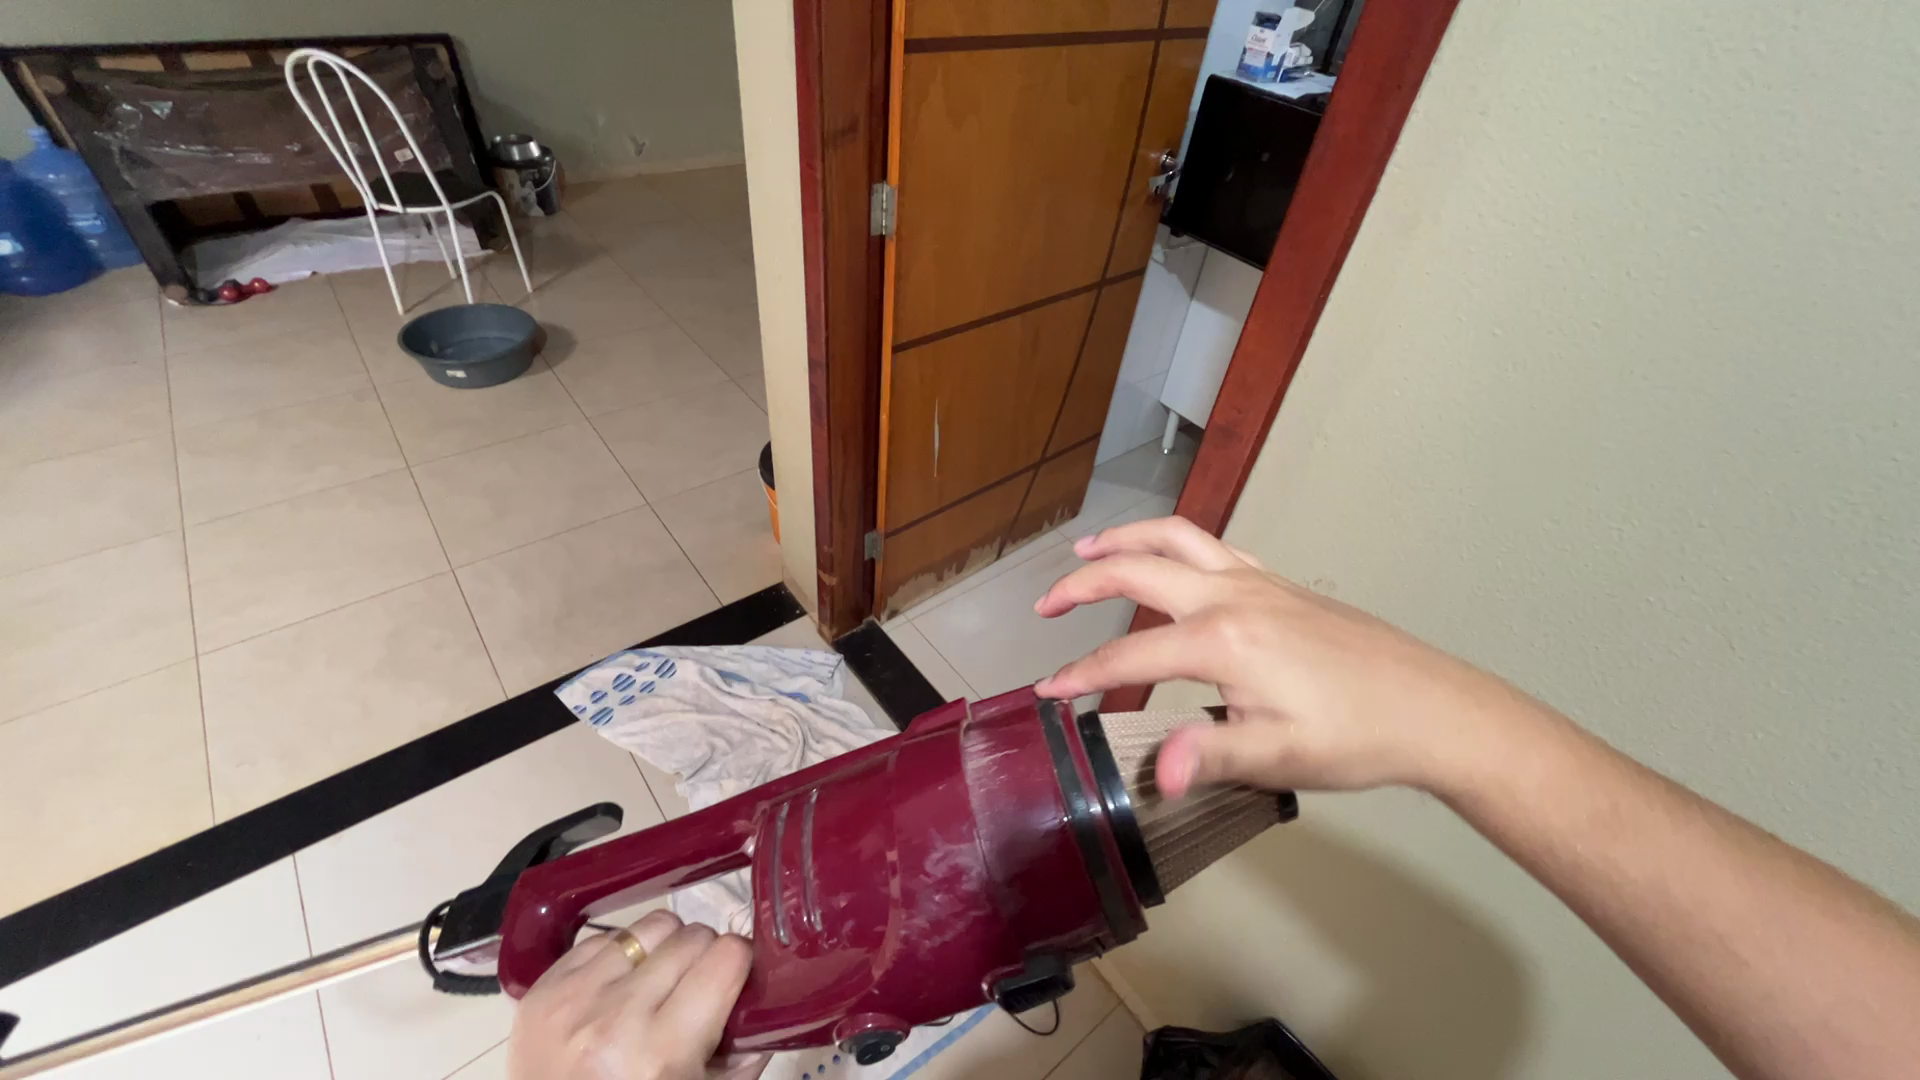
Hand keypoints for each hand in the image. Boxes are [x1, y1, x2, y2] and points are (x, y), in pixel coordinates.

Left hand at [508, 909, 767, 1079]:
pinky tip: (618, 990)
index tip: (734, 983)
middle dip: (704, 958)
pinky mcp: (543, 989)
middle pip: (694, 936)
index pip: (728, 955)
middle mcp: (616, 1017)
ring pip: (654, 925)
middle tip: (696, 991)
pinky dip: (622, 957)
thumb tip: (769, 994)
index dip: (738, 965)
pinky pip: (606, 937)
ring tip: (657, 984)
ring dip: (665, 949)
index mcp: (662, 1052)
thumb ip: (747, 1053)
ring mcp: (573, 999)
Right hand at [1033, 517, 1547, 796]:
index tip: (1047, 691)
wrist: (1433, 708)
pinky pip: (1212, 546)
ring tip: (1088, 548)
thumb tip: (1156, 774)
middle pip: (1136, 570)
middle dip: (1082, 585)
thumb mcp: (1279, 755)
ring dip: (1124, 539)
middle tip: (1046, 604)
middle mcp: (1229, 596)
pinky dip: (1173, 543)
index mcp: (1221, 640)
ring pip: (1174, 537)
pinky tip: (1167, 559)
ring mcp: (1255, 581)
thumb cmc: (1355, 735)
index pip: (1128, 655)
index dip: (1081, 675)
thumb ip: (1209, 754)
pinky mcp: (1276, 583)